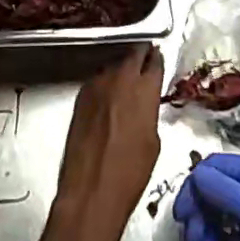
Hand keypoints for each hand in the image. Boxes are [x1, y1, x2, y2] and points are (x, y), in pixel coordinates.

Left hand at [27, 45, 163, 240]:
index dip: (157, 58)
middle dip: (140, 54)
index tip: (159, 54)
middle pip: (131, 56)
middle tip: (146, 54)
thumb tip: (144, 103)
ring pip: (113, 67)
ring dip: (122, 69)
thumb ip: (149, 112)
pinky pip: (98, 80)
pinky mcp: (80, 94)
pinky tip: (109, 93)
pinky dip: (106, 82)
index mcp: (143, 91)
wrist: (91, 186)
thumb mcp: (153, 142)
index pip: (153, 63)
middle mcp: (119, 80)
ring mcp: (96, 84)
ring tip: (128, 76)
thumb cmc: (130, 172)